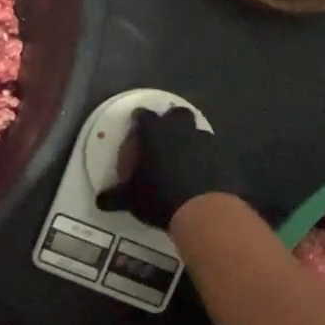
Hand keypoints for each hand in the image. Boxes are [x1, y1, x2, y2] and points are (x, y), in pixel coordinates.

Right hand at [98, 105, 239, 230]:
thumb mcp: (130, 199)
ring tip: (185, 156)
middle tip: (164, 135)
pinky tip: (203, 172)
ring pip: (198, 131)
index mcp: (154, 133)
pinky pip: (214, 152)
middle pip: (177, 114)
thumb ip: (115, 197)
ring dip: (191, 139)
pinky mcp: (225, 156)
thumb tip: (100, 202)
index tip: (136, 124)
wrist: (204, 210)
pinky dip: (208, 158)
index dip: (139, 119)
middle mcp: (181, 130)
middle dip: (171, 120)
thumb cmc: (159, 197)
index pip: (143, 116)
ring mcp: (206, 141)